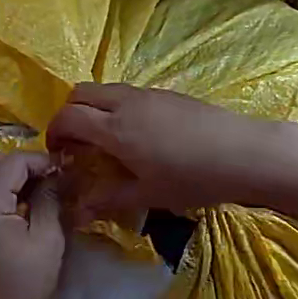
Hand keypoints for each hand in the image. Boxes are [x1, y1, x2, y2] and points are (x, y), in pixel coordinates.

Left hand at [0, 150, 63, 298]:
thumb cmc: (26, 286)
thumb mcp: (47, 239)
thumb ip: (48, 199)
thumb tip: (55, 174)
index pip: (13, 162)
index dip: (40, 161)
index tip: (64, 169)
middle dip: (20, 164)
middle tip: (48, 179)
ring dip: (7, 176)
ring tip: (36, 192)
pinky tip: (19, 206)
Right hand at [46, 83, 291, 221]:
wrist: (244, 153)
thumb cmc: (192, 178)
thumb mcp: (148, 195)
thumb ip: (110, 199)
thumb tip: (80, 209)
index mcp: (115, 128)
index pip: (68, 116)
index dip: (54, 132)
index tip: (58, 154)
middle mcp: (127, 103)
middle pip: (82, 92)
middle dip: (69, 113)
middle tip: (77, 143)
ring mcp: (150, 94)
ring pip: (108, 89)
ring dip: (95, 108)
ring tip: (107, 140)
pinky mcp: (169, 93)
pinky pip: (130, 93)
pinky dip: (118, 107)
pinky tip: (139, 135)